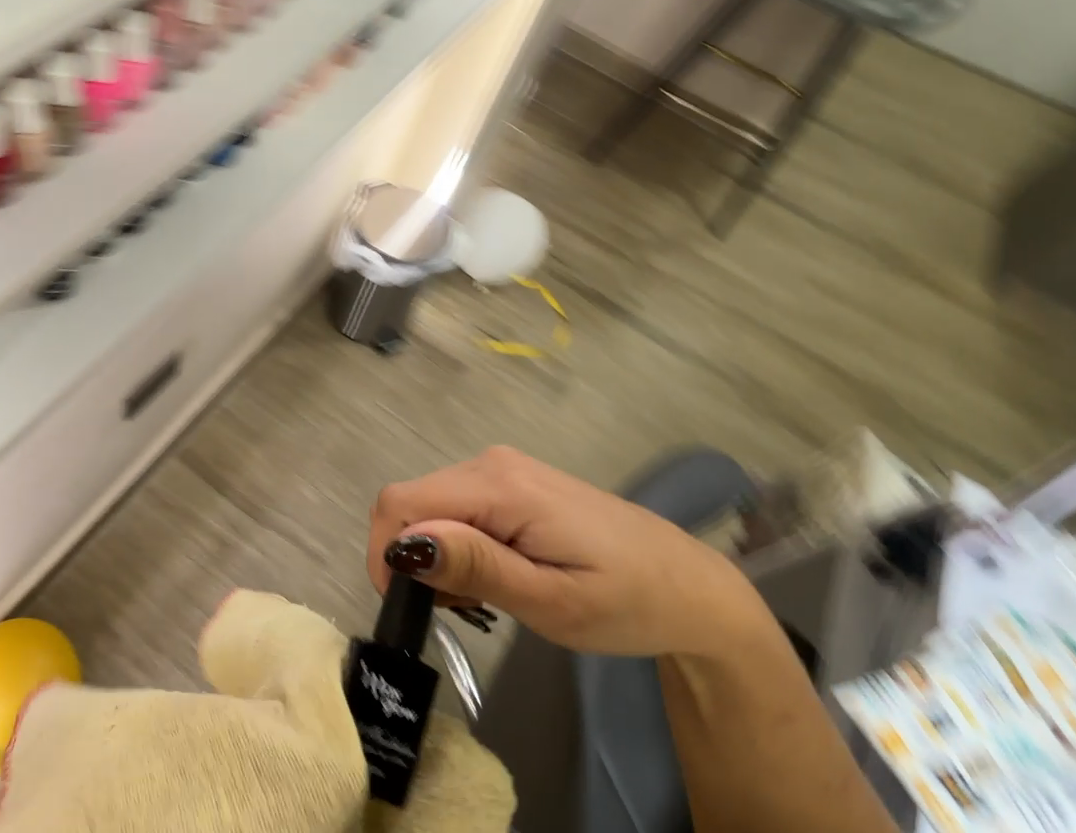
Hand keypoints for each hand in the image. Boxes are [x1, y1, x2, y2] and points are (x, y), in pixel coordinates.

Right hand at [367, 447, 768, 657]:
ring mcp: (503, 468)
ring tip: (482, 601)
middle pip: (412, 503)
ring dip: (435, 556)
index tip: (406, 607)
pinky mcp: (513, 481)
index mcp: (500, 485)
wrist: (690, 588)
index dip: (384, 554)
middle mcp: (492, 463)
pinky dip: (456, 546)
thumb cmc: (627, 603)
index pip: (400, 503)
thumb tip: (404, 545)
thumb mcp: (549, 600)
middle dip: (413, 560)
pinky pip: (456, 507)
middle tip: (458, 611)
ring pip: (430, 507)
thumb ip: (475, 566)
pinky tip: (493, 577)